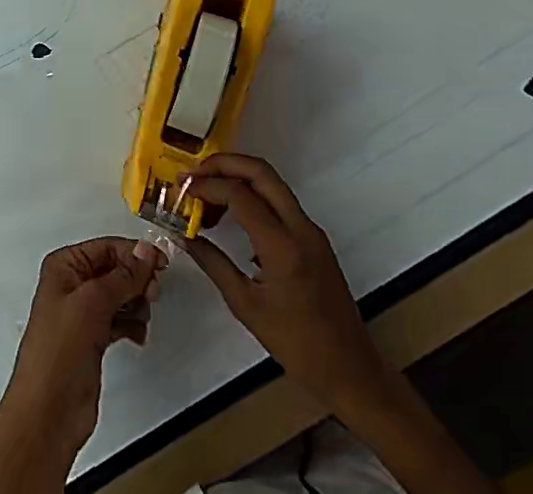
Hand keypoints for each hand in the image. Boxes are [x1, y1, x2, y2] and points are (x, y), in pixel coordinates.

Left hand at [0, 238, 163, 493]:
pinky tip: (136, 334)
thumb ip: (123, 275)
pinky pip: (121, 319)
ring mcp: (83, 313)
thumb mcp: (92, 303)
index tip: (160, 263)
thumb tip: (144, 252)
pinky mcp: (93, 337)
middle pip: (116, 269)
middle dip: (137, 280)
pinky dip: (132, 324)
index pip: (106, 247)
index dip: (134, 253)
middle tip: (151, 293)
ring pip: (121, 295)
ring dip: (136, 303)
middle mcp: (72, 285)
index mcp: (63, 267)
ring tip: (140, 317)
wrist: (50, 408)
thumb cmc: (56, 353)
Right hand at [187, 154, 501, 493]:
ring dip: (237, 177)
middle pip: (261, 172)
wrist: (349, 368)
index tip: (182, 189)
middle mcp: (301, 229)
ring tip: (205, 193)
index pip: (240, 195)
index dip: (207, 185)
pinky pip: (279, 202)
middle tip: (192, 174)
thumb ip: (213, 263)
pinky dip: (251, 195)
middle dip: (223, 164)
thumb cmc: (295, 342)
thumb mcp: (244, 304)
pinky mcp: (313, 239)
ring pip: (272, 183)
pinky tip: (229, 215)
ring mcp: (311, 231)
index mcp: (283, 247)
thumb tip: (184, 237)